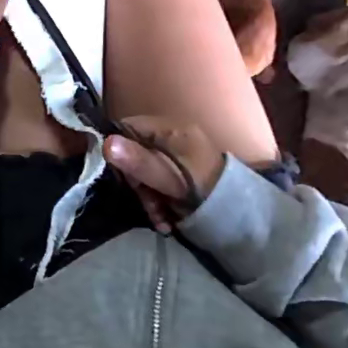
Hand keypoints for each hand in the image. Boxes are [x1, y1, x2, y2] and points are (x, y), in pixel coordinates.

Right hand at [103, 116, 224, 233]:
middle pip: (136, 153)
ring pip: (147, 172)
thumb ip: (138, 161)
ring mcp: (179, 155)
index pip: (128, 127)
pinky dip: (160, 201)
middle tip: (147, 203)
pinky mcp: (184, 173)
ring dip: (149, 198)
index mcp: (169, 129)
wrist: (240, 212)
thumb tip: (106, 143)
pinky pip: (161, 181)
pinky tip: (166, 220)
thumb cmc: (203, 189)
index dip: (117, 148)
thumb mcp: (168, 178)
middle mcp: (173, 137)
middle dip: (138, 184)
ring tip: (160, 219)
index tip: (117, 174)